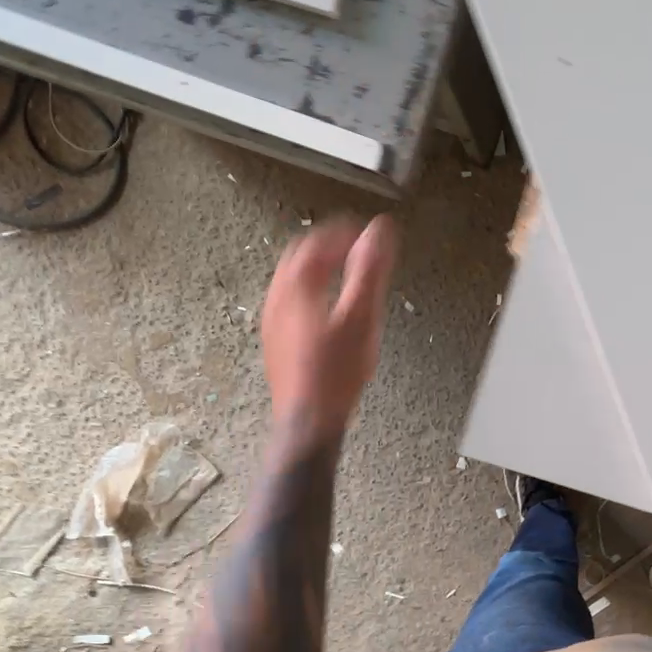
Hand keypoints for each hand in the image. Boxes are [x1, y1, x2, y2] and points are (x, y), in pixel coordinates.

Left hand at [260, 214, 398, 430]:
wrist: (309, 420)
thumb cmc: (336, 372)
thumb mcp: (361, 317)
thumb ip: (370, 271)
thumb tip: (379, 231)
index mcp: (296, 287)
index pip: (315, 243)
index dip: (341, 232)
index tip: (363, 231)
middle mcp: (277, 299)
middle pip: (298, 258)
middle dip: (326, 246)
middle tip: (353, 246)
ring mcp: (272, 321)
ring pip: (291, 280)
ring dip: (316, 268)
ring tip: (343, 272)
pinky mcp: (276, 342)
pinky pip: (290, 301)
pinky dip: (310, 290)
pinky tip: (328, 308)